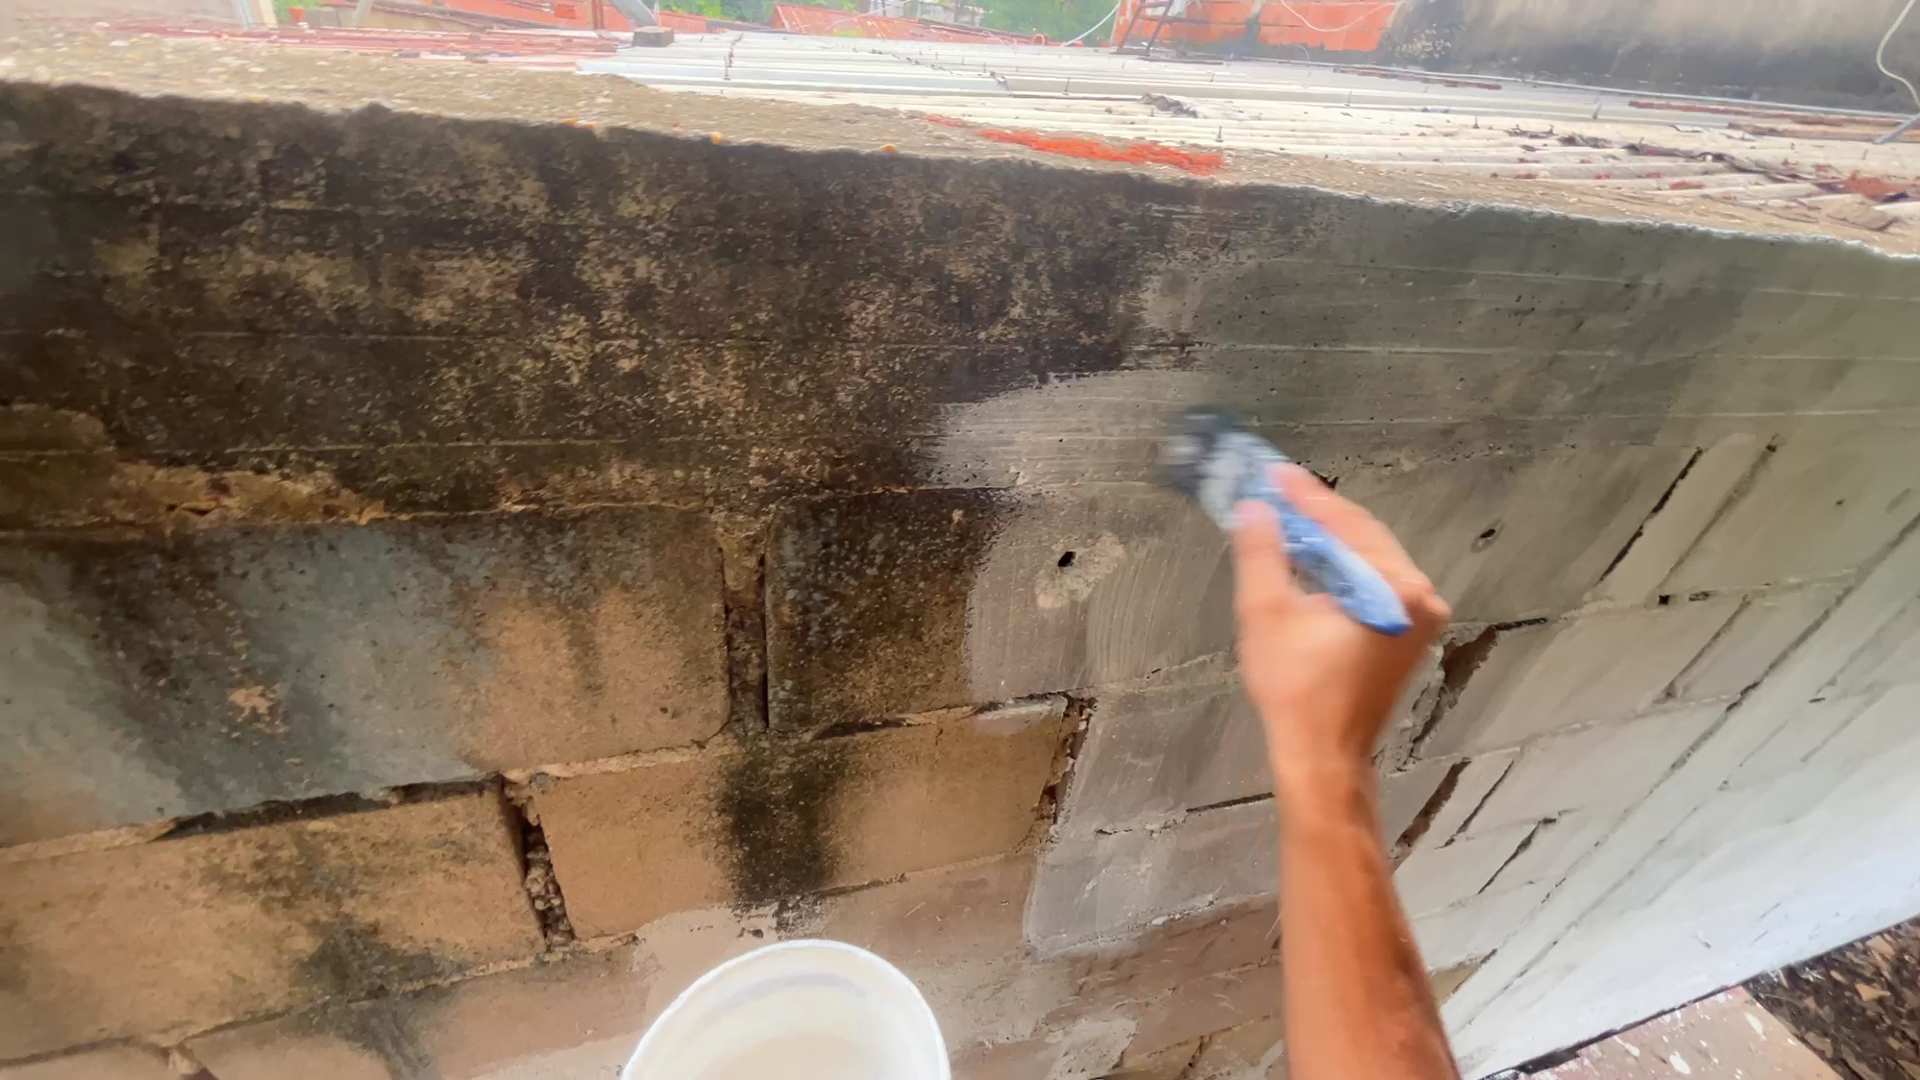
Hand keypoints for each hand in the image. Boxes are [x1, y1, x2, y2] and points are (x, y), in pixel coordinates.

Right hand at [1230, 464, 1449, 794]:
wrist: (1322, 750)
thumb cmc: (1294, 687)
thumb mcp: (1266, 612)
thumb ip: (1262, 552)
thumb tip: (1254, 508)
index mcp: (1393, 590)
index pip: (1346, 525)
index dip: (1305, 496)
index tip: (1275, 472)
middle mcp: (1419, 597)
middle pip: (1363, 536)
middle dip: (1317, 512)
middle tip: (1277, 488)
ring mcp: (1419, 615)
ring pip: (1368, 556)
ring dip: (1327, 537)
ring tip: (1287, 515)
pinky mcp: (1408, 630)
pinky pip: (1372, 580)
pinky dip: (1339, 564)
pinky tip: (1310, 554)